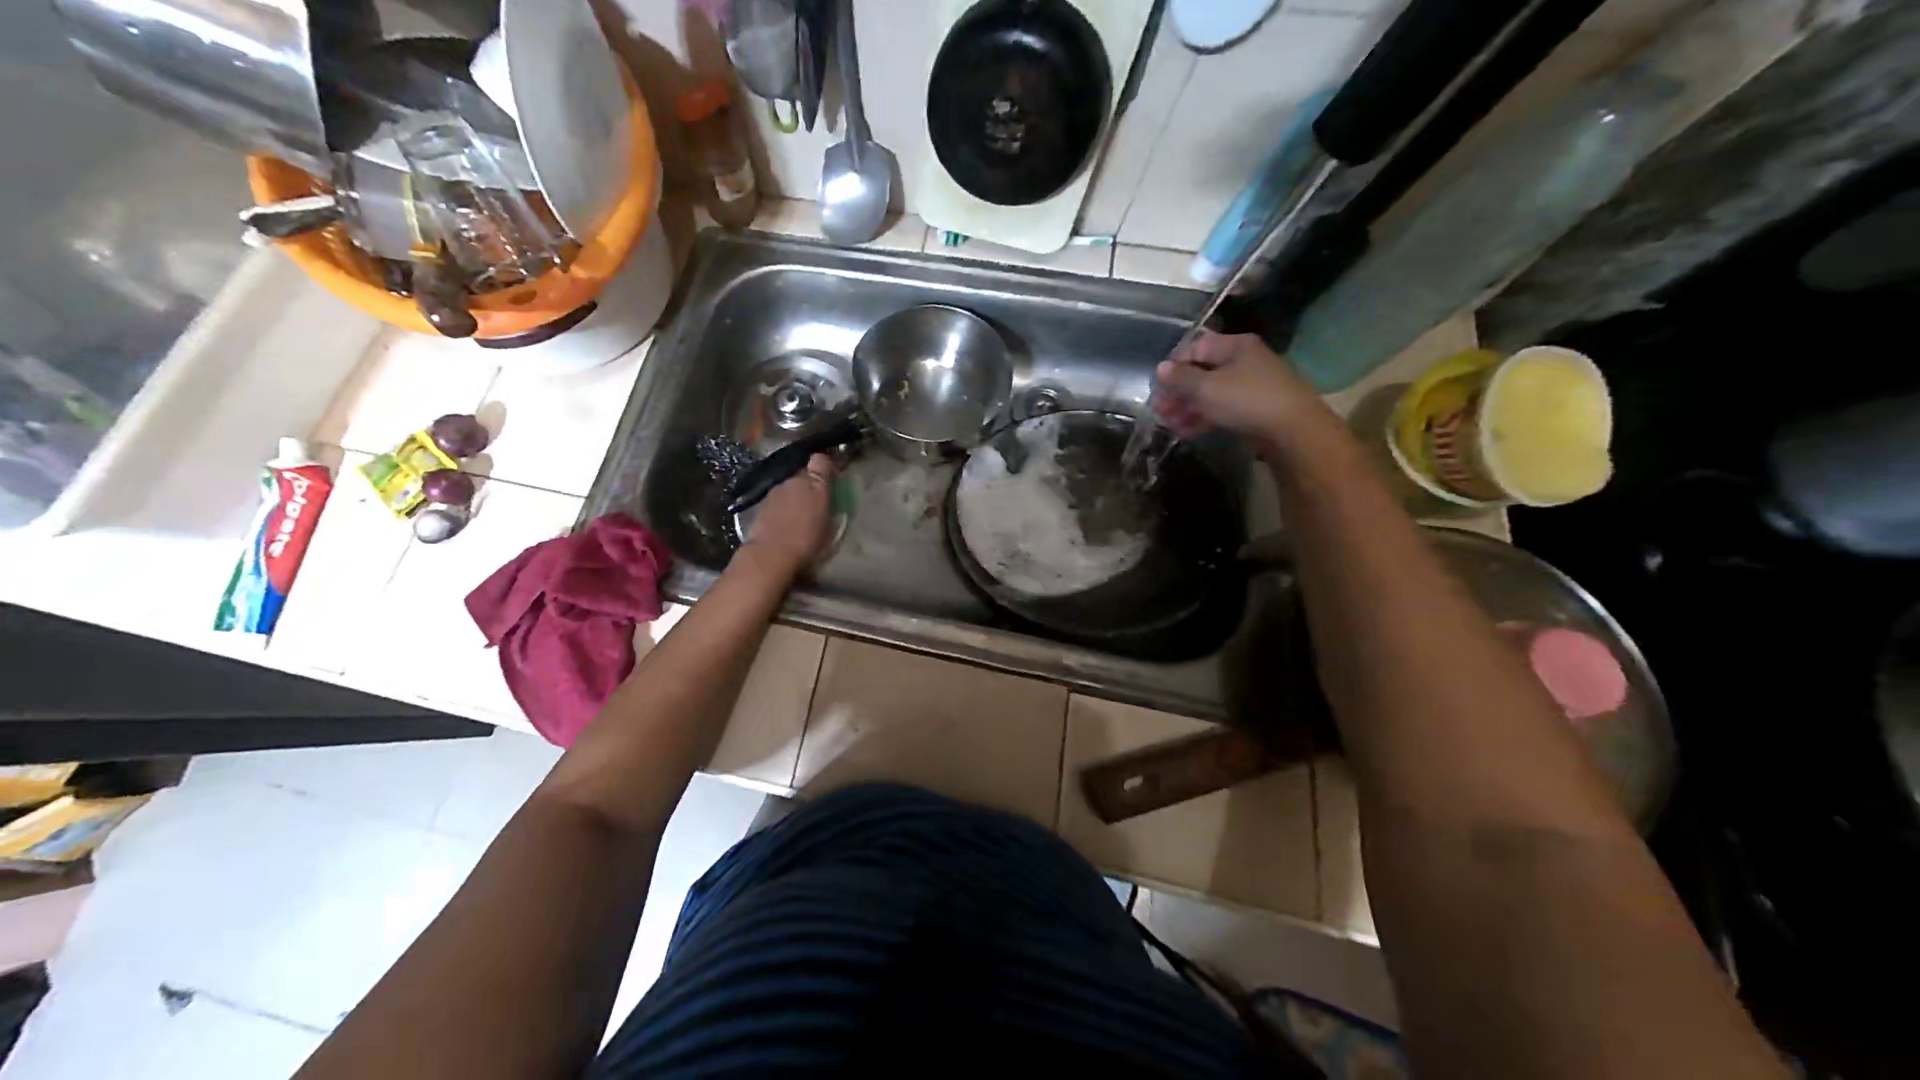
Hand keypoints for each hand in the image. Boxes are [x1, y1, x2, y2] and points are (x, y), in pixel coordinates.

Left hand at [738, 453, 835, 579]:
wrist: (771, 554)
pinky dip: (780, 508)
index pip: (820, 460)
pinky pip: (776, 501)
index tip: (829, 477)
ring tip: (797, 517)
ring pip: (788, 488)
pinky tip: (783, 523)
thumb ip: (826, 497)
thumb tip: (824, 481)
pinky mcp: (760, 505)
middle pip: (802, 476)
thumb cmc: (807, 539)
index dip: (824, 466)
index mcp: (813, 483)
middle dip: (807, 485)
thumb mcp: (828, 521)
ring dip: (793, 497)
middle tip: (814, 503)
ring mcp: (774, 492)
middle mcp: (792, 481)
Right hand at [1152, 332, 1333, 457]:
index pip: (1195, 348)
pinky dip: (1204, 417)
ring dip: (1187, 407)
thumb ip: (1180, 378)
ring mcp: (1251, 385)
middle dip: (1178, 391)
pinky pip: (1222, 408)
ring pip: (1211, 393)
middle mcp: (1244, 361)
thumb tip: (1161, 368)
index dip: (1173, 365)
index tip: (1157, 385)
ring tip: (1170, 424)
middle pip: (1202, 372)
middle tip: (1159, 410)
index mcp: (1234, 346)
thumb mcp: (1206, 387)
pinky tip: (1187, 431)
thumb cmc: (1245, 400)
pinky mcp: (1254, 409)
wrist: (1292, 430)